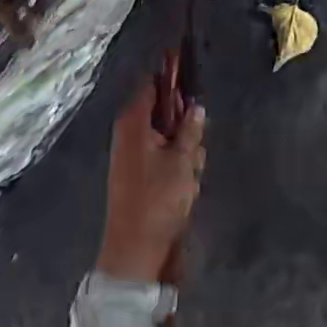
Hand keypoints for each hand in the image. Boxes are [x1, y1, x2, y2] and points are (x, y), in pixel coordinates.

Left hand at [97, 83, 205, 282]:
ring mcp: (134, 156)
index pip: (153, 83)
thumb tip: (196, 106)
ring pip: (170, 138)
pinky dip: (178, 168)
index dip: (173, 77)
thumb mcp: (182, 160)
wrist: (135, 252)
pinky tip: (186, 188)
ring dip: (186, 152)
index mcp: (134, 121)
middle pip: (166, 112)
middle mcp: (130, 132)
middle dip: (185, 126)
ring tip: (191, 176)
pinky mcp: (140, 176)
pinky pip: (165, 159)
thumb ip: (190, 129)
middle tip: (195, 146)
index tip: (193, 74)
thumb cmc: (157, 199)